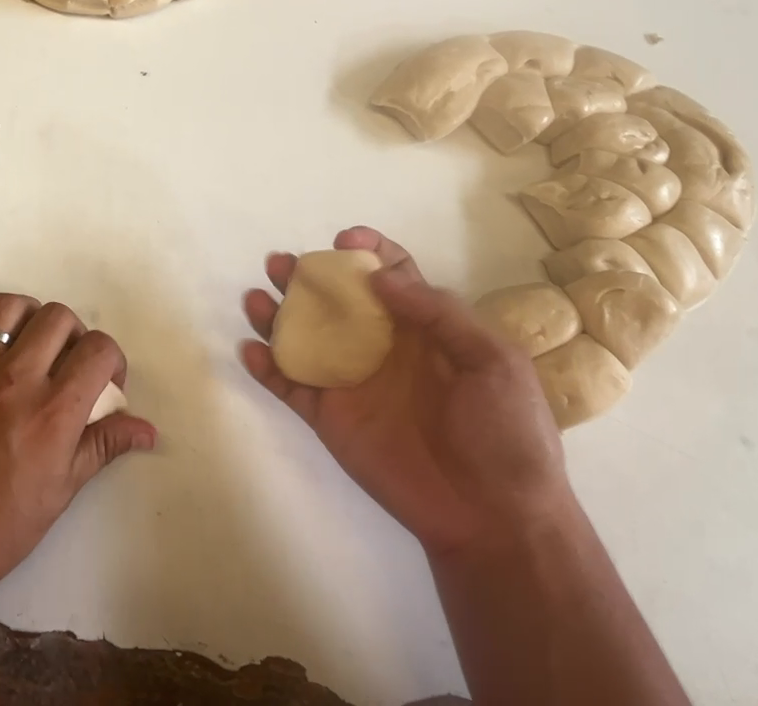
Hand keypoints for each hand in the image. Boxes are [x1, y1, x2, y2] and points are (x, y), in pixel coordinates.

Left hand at [0, 294, 157, 603]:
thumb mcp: (61, 491)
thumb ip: (102, 446)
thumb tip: (146, 429)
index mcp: (52, 411)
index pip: (98, 350)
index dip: (113, 360)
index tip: (108, 385)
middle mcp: (16, 377)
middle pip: (59, 317)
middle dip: (77, 336)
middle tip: (73, 368)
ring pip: (12, 306)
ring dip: (33, 319)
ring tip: (36, 350)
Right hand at [240, 227, 571, 556]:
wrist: (493, 517)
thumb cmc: (506, 433)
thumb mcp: (492, 362)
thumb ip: (438, 314)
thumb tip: (378, 276)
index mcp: (425, 328)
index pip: (391, 275)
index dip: (367, 252)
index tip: (344, 241)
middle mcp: (382, 346)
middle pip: (335, 299)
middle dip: (307, 276)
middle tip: (282, 264)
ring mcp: (351, 382)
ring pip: (304, 337)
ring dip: (276, 314)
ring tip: (256, 298)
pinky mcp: (330, 418)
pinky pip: (290, 386)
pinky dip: (266, 367)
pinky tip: (252, 350)